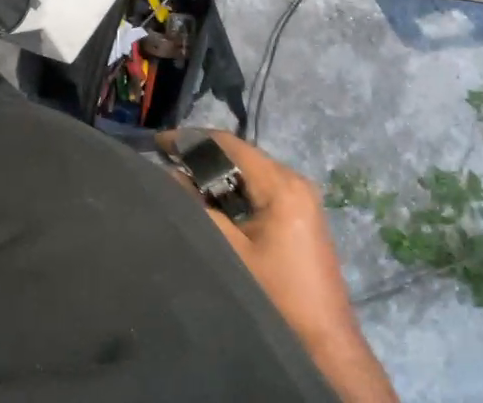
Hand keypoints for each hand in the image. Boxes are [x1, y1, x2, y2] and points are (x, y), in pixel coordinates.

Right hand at [157, 130, 364, 351]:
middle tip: (164, 161)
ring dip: (215, 172)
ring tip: (179, 178)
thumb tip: (170, 174)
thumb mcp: (231, 250)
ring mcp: (301, 199)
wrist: (326, 343)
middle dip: (201, 154)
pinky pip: (259, 188)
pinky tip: (208, 199)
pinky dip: (231, 188)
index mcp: (282, 186)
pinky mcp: (300, 216)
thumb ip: (197, 208)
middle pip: (240, 155)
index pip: (229, 145)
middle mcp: (295, 182)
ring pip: (248, 172)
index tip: (157, 144)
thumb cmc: (277, 294)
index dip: (190, 139)